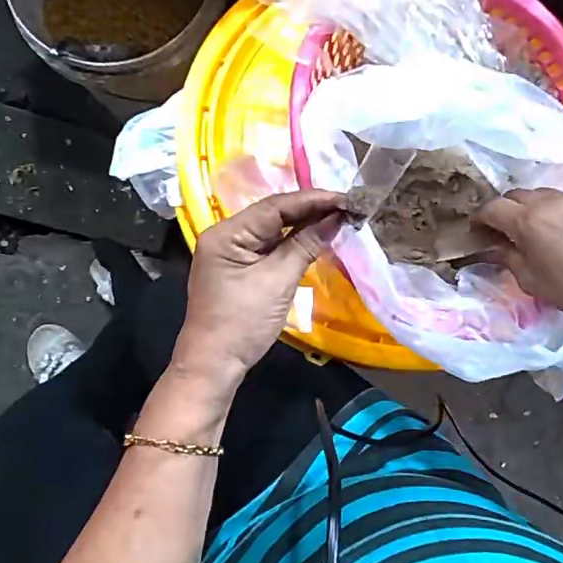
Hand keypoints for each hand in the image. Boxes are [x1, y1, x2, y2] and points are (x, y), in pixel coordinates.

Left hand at [171, 190, 347, 383]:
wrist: (214, 364)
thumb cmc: (242, 323)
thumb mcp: (277, 281)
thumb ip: (306, 245)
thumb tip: (336, 218)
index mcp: (227, 233)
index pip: (274, 206)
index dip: (312, 200)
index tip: (346, 198)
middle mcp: (225, 235)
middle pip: (273, 214)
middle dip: (311, 210)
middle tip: (348, 207)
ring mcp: (231, 252)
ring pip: (273, 230)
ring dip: (304, 225)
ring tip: (339, 218)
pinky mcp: (239, 268)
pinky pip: (269, 247)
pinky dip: (293, 243)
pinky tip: (316, 237)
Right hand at [474, 188, 562, 339]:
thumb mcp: (532, 281)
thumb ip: (507, 258)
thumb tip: (492, 248)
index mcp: (527, 220)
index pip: (492, 208)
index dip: (480, 219)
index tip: (477, 233)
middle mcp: (550, 201)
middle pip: (516, 195)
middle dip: (505, 210)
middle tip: (504, 232)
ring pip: (543, 195)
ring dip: (532, 208)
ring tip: (535, 230)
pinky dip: (558, 211)